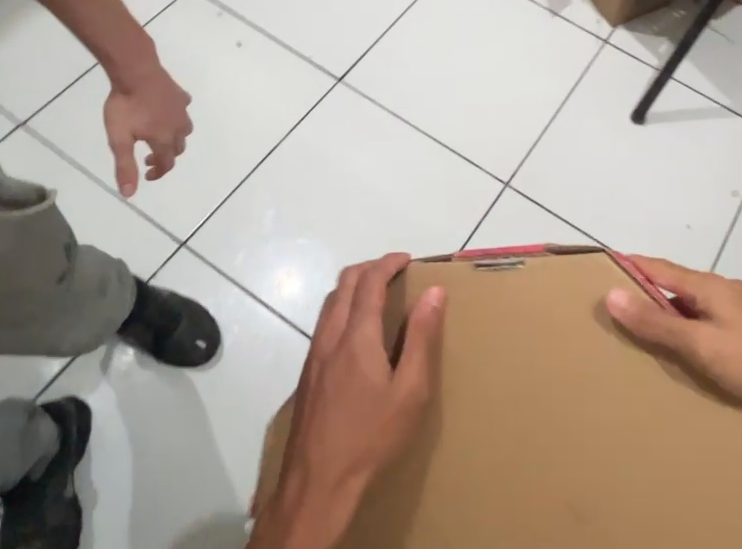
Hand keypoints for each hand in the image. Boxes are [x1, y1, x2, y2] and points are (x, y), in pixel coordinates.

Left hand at [102, 61, 191, 196]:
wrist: (136, 72)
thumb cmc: (125, 106)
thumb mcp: (119, 139)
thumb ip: (125, 166)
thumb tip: (129, 194)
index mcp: (163, 140)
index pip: (167, 164)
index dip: (158, 173)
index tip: (145, 175)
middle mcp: (178, 127)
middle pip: (178, 149)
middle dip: (165, 157)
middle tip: (146, 157)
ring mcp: (182, 110)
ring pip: (185, 131)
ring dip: (174, 139)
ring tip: (159, 135)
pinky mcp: (180, 96)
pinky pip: (183, 110)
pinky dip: (177, 116)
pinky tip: (167, 111)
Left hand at [263, 254, 445, 548]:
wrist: (316, 483)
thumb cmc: (371, 437)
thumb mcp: (410, 391)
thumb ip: (422, 338)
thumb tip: (434, 292)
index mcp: (357, 336)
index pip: (369, 281)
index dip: (389, 262)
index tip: (408, 259)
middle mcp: (330, 337)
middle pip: (343, 283)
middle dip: (370, 267)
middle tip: (396, 271)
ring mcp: (313, 356)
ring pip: (330, 303)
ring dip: (353, 287)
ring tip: (379, 295)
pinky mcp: (307, 375)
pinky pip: (324, 324)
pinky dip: (343, 308)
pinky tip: (359, 333)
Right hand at [604, 255, 741, 421]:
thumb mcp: (701, 345)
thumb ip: (657, 323)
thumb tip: (610, 293)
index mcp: (710, 287)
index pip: (660, 267)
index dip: (632, 266)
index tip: (603, 264)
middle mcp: (728, 292)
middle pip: (680, 287)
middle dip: (650, 294)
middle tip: (619, 309)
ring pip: (701, 309)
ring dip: (675, 317)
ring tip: (651, 337)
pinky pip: (718, 328)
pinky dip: (697, 334)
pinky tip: (696, 356)